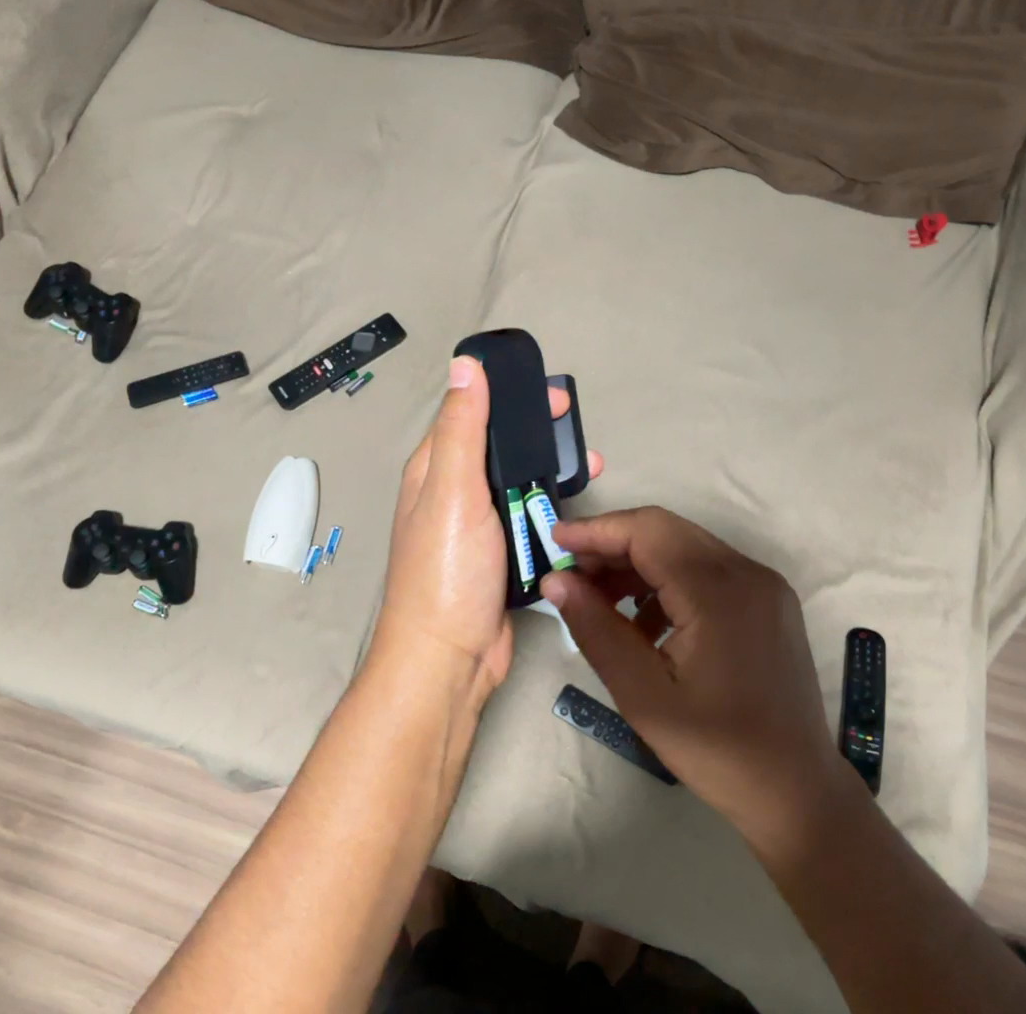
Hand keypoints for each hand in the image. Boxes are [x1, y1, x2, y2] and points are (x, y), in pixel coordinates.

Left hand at [373, 356, 603, 694]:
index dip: (508, 397)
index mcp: (434, 471)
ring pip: (521, 486)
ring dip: (553, 474)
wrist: (450, 659)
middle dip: (540, 436)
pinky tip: (578, 510)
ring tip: (590, 469)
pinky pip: (531, 523)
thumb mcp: (452, 492)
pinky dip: (554, 513)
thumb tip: (465, 366)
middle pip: (501, 450)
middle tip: (578, 431)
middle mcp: (454, 495)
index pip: (471, 415)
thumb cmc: (446, 572)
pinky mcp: (502, 558)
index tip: (551, 395)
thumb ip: (461, 430)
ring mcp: (479, 529)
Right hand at [539, 508, 849, 853]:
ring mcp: (765, 587)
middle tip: (569, 576)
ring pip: (687, 549)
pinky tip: (644, 622)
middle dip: (613, 545)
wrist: (796, 791)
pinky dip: (668, 581)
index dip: (597, 530)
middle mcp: (749, 574)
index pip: (648, 532)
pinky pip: (709, 572)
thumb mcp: (642, 694)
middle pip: (668, 532)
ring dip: (638, 564)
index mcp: (720, 593)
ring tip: (597, 601)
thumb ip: (596, 629)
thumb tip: (556, 581)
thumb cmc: (716, 750)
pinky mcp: (770, 604)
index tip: (553, 541)